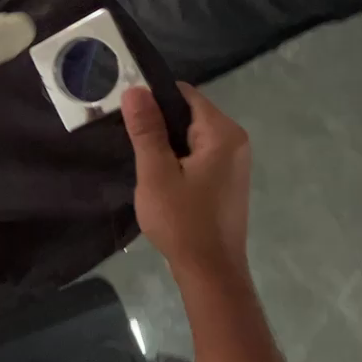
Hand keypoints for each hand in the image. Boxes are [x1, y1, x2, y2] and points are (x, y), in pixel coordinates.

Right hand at [121, 84, 252, 283]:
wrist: (210, 272)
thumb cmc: (182, 221)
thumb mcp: (156, 172)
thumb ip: (146, 129)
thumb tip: (135, 89)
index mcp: (222, 134)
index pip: (184, 94)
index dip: (152, 99)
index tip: (126, 116)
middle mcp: (234, 141)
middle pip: (188, 112)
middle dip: (157, 122)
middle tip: (128, 140)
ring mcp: (233, 161)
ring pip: (190, 134)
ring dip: (164, 142)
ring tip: (140, 159)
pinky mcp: (226, 179)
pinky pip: (196, 152)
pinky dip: (176, 157)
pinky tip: (158, 176)